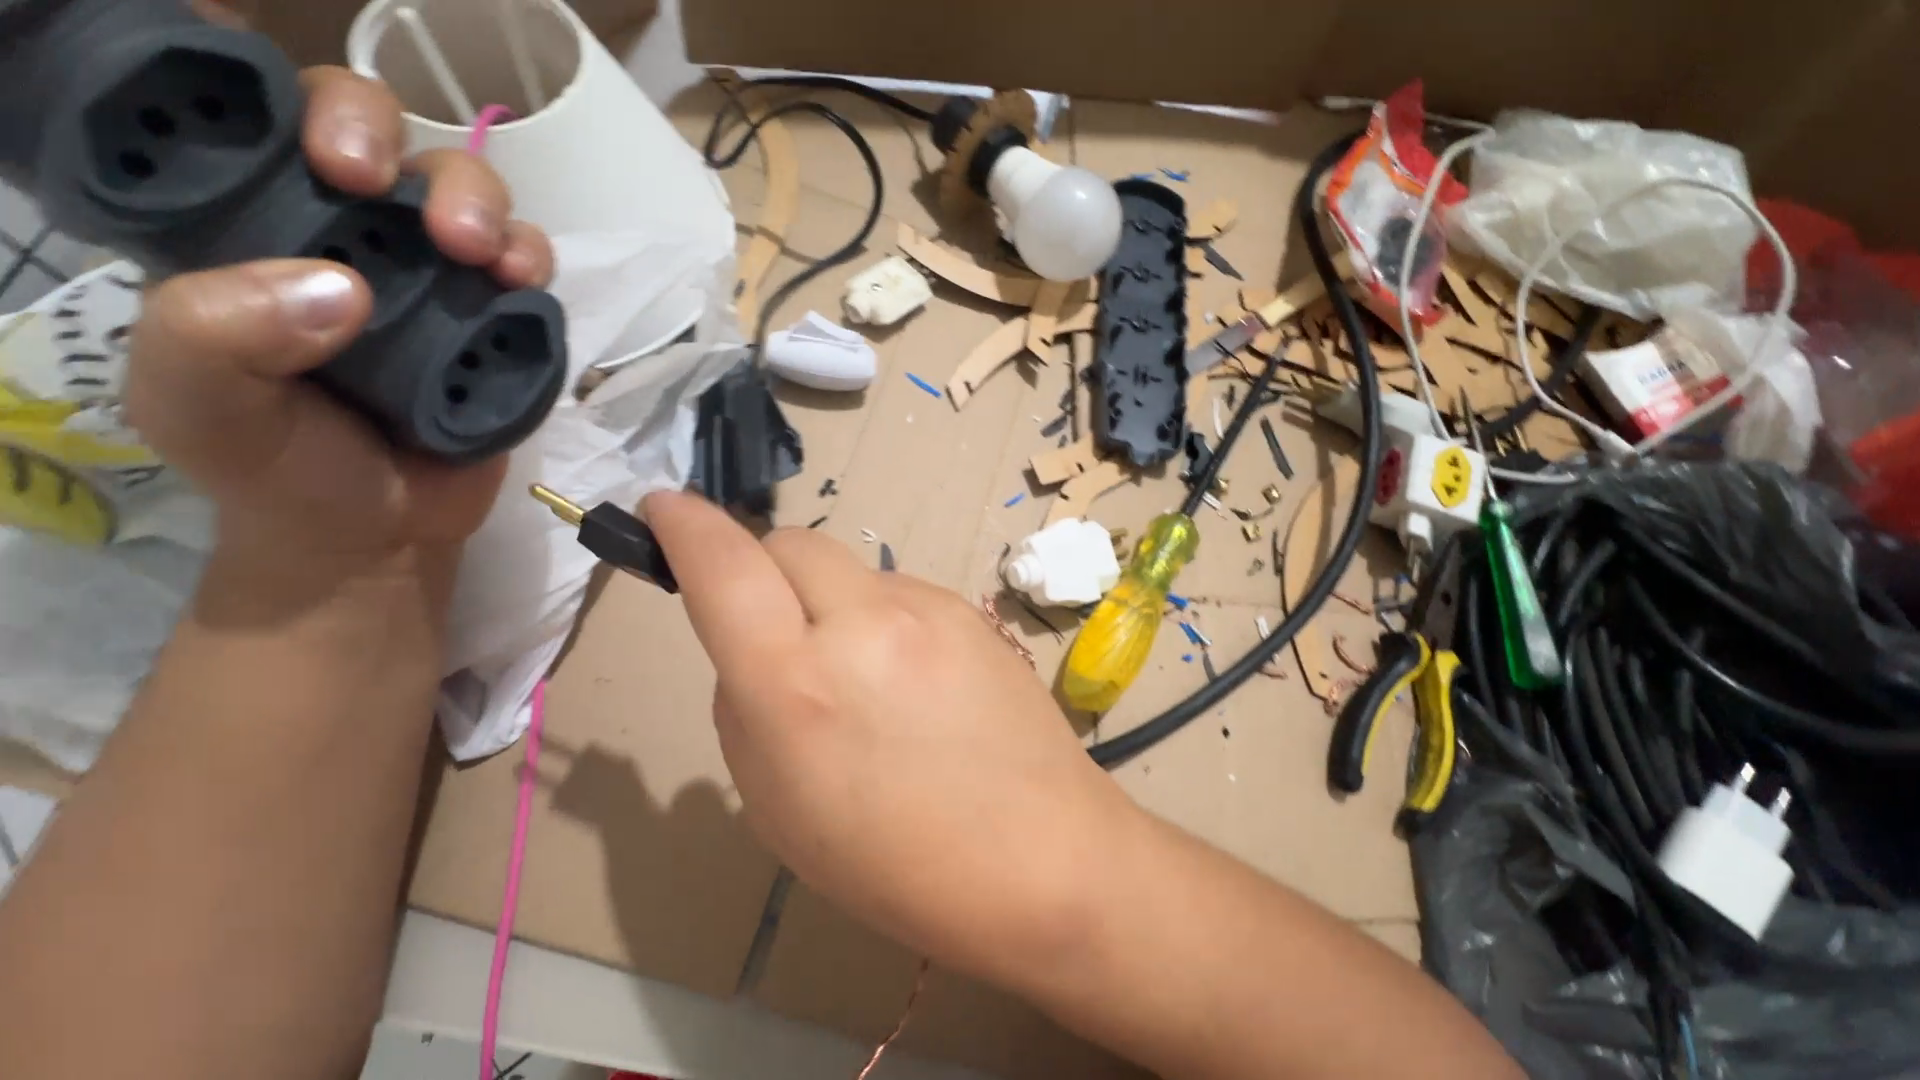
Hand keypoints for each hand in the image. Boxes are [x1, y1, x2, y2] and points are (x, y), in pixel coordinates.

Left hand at [123, 67, 554, 577]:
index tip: (345, 167)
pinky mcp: (498, 320)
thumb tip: (345, 288)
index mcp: (259, 232)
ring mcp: (434, 277)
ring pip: (470, 194)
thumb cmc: (276, 469)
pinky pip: (526, 265)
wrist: (376, 540)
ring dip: (486, 208)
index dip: (319, 117)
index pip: (281, 128)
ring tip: (483, 258)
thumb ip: (213, 333)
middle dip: (413, 155)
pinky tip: (524, 285)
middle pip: (394, 141)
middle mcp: (352, 237)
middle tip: (422, 215)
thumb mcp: (198, 405)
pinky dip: (532, 261)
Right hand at [645, 492, 1137, 979]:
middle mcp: (862, 625)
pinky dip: (881, 619)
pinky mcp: (971, 612)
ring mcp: (928, 610)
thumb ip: (745, 710)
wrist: (1044, 860)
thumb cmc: (896, 866)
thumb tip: (750, 654)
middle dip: (761, 568)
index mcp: (795, 686)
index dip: (683, 527)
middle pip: (788, 544)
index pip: (723, 567)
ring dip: (828, 602)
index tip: (663, 510)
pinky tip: (914, 682)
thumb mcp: (777, 809)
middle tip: (773, 626)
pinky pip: (899, 594)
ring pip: (848, 571)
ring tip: (862, 678)